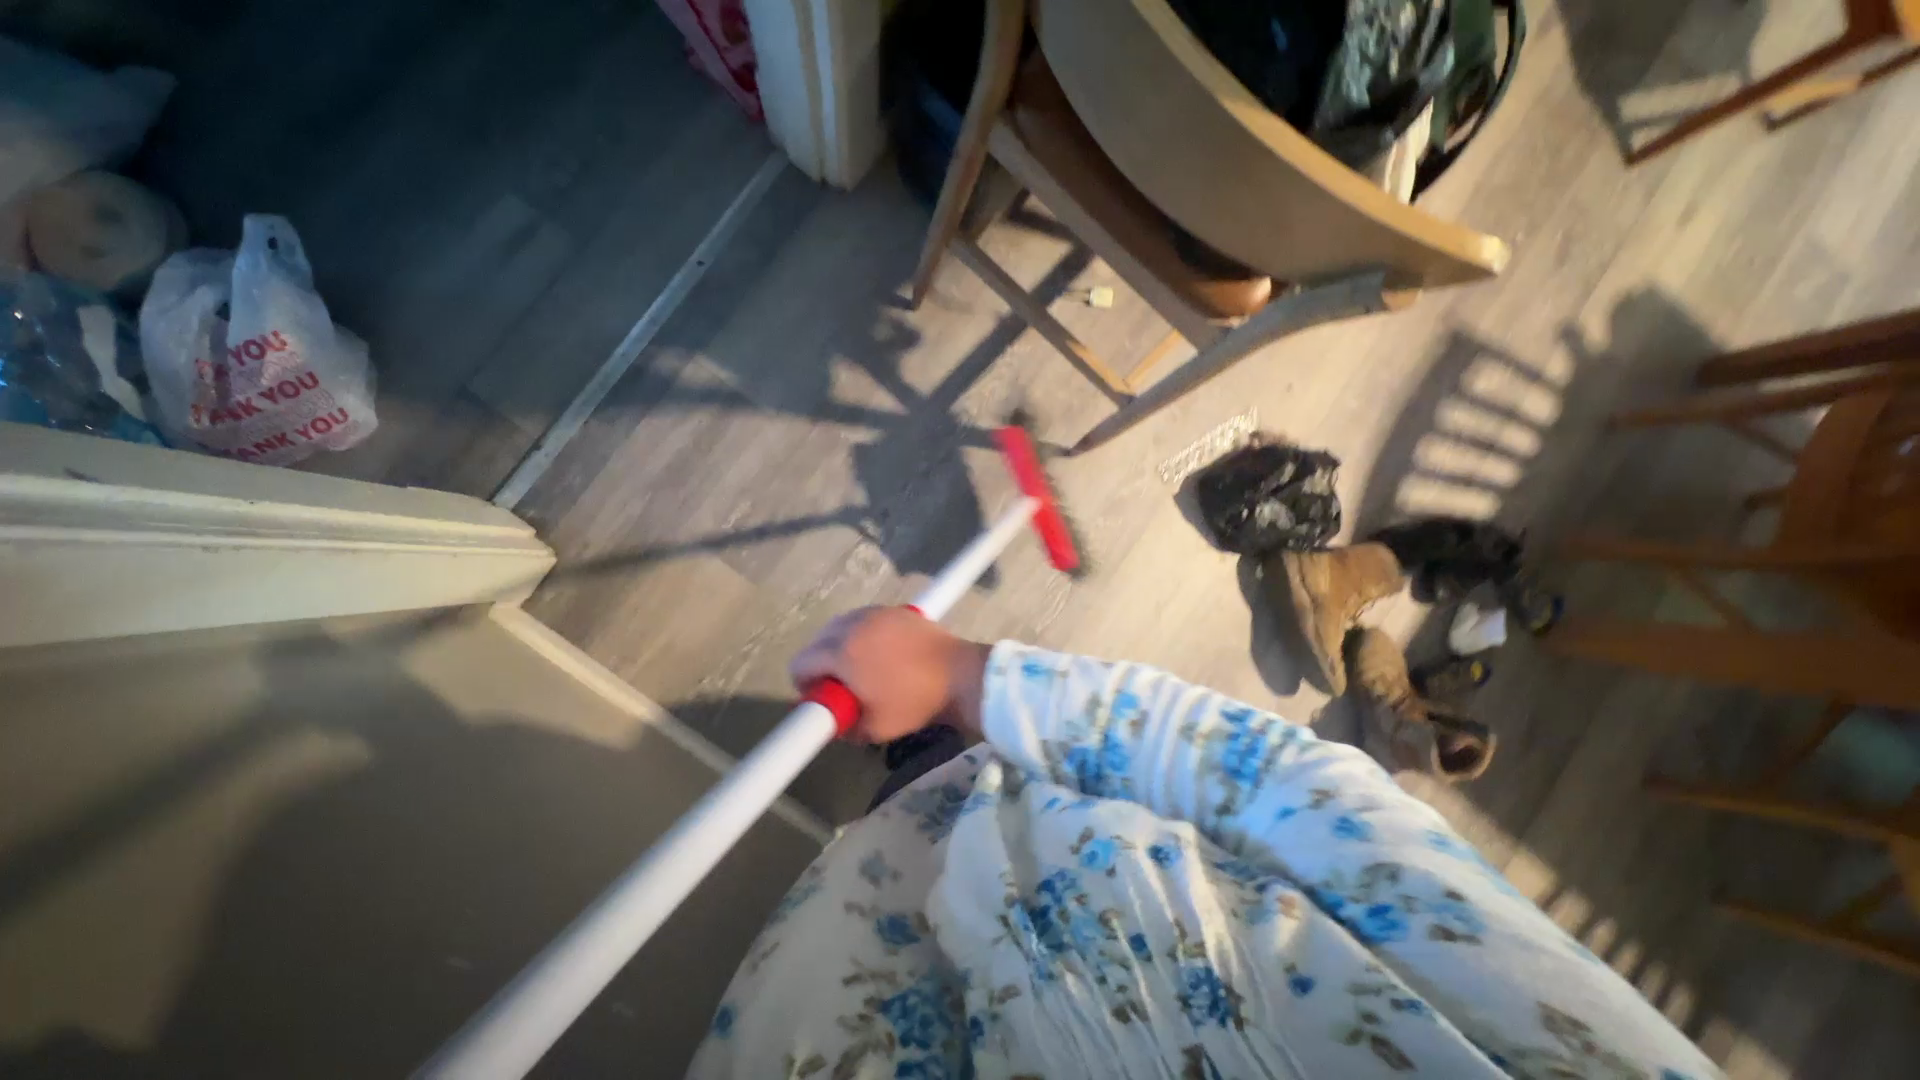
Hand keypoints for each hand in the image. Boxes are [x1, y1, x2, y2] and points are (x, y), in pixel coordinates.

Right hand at [789, 607, 988, 743]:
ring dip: (838, 646)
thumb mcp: (873, 728)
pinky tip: (877, 652)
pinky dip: (860, 633)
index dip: (804, 683)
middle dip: (819, 663)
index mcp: (841, 652)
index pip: (801, 662)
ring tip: (857, 668)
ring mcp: (875, 613)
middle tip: (837, 685)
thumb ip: (844, 725)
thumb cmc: (915, 703)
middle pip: (816, 640)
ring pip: (839, 626)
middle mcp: (852, 625)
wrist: (960, 676)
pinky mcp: (895, 609)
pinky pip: (863, 619)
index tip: (819, 697)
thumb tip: (832, 721)